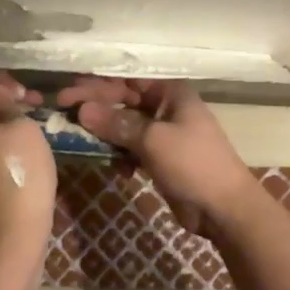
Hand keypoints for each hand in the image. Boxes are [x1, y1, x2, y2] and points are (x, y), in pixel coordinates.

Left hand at [0, 68, 55, 248]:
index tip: (16, 69)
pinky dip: (3, 127)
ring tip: (34, 110)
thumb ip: (6, 101)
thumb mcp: (21, 127)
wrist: (14, 227)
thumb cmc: (21, 170)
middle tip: (30, 95)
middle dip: (1, 89)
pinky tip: (26, 134)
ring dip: (5, 109)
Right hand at [57, 77, 260, 236]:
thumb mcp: (153, 140)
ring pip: (124, 126)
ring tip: (79, 140)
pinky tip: (113, 167)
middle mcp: (166, 108)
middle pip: (123, 101)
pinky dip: (119, 155)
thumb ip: (117, 123)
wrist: (225, 209)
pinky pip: (131, 149)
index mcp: (170, 93)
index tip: (66, 94)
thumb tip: (82, 109)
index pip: (126, 80)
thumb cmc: (193, 164)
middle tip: (63, 113)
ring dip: (104, 133)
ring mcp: (163, 134)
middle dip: (95, 107)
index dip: (95, 85)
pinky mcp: (160, 158)